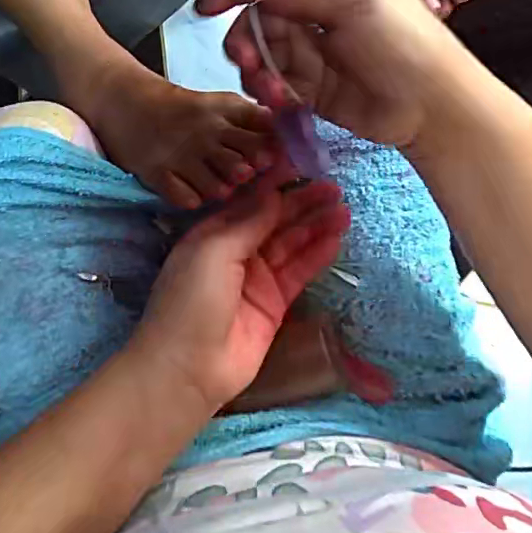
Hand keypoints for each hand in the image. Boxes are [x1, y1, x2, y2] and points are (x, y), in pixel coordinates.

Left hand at [129, 165, 350, 411]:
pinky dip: (317, 253)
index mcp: (213, 232)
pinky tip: (336, 236)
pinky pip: (299, 270)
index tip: (303, 164)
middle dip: (302, 203)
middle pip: (275, 220)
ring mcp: (257, 277)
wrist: (188, 367)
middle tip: (334, 188)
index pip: (250, 201)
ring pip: (291, 243)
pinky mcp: (275, 302)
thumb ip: (248, 222)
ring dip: (316, 225)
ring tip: (343, 209)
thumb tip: (274, 192)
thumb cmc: (191, 300)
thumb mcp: (214, 250)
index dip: (276, 183)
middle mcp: (237, 250)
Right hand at [195, 0, 489, 151]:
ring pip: (263, 55)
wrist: (433, 107)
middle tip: (247, 59)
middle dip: (245, 39)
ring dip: (257, 70)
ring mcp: (314, 56)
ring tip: (271, 89)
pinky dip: (270, 90)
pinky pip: (276, 84)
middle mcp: (317, 19)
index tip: (208, 7)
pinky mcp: (312, 90)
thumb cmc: (405, 47)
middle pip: (259, 21)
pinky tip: (280, 99)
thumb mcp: (358, 4)